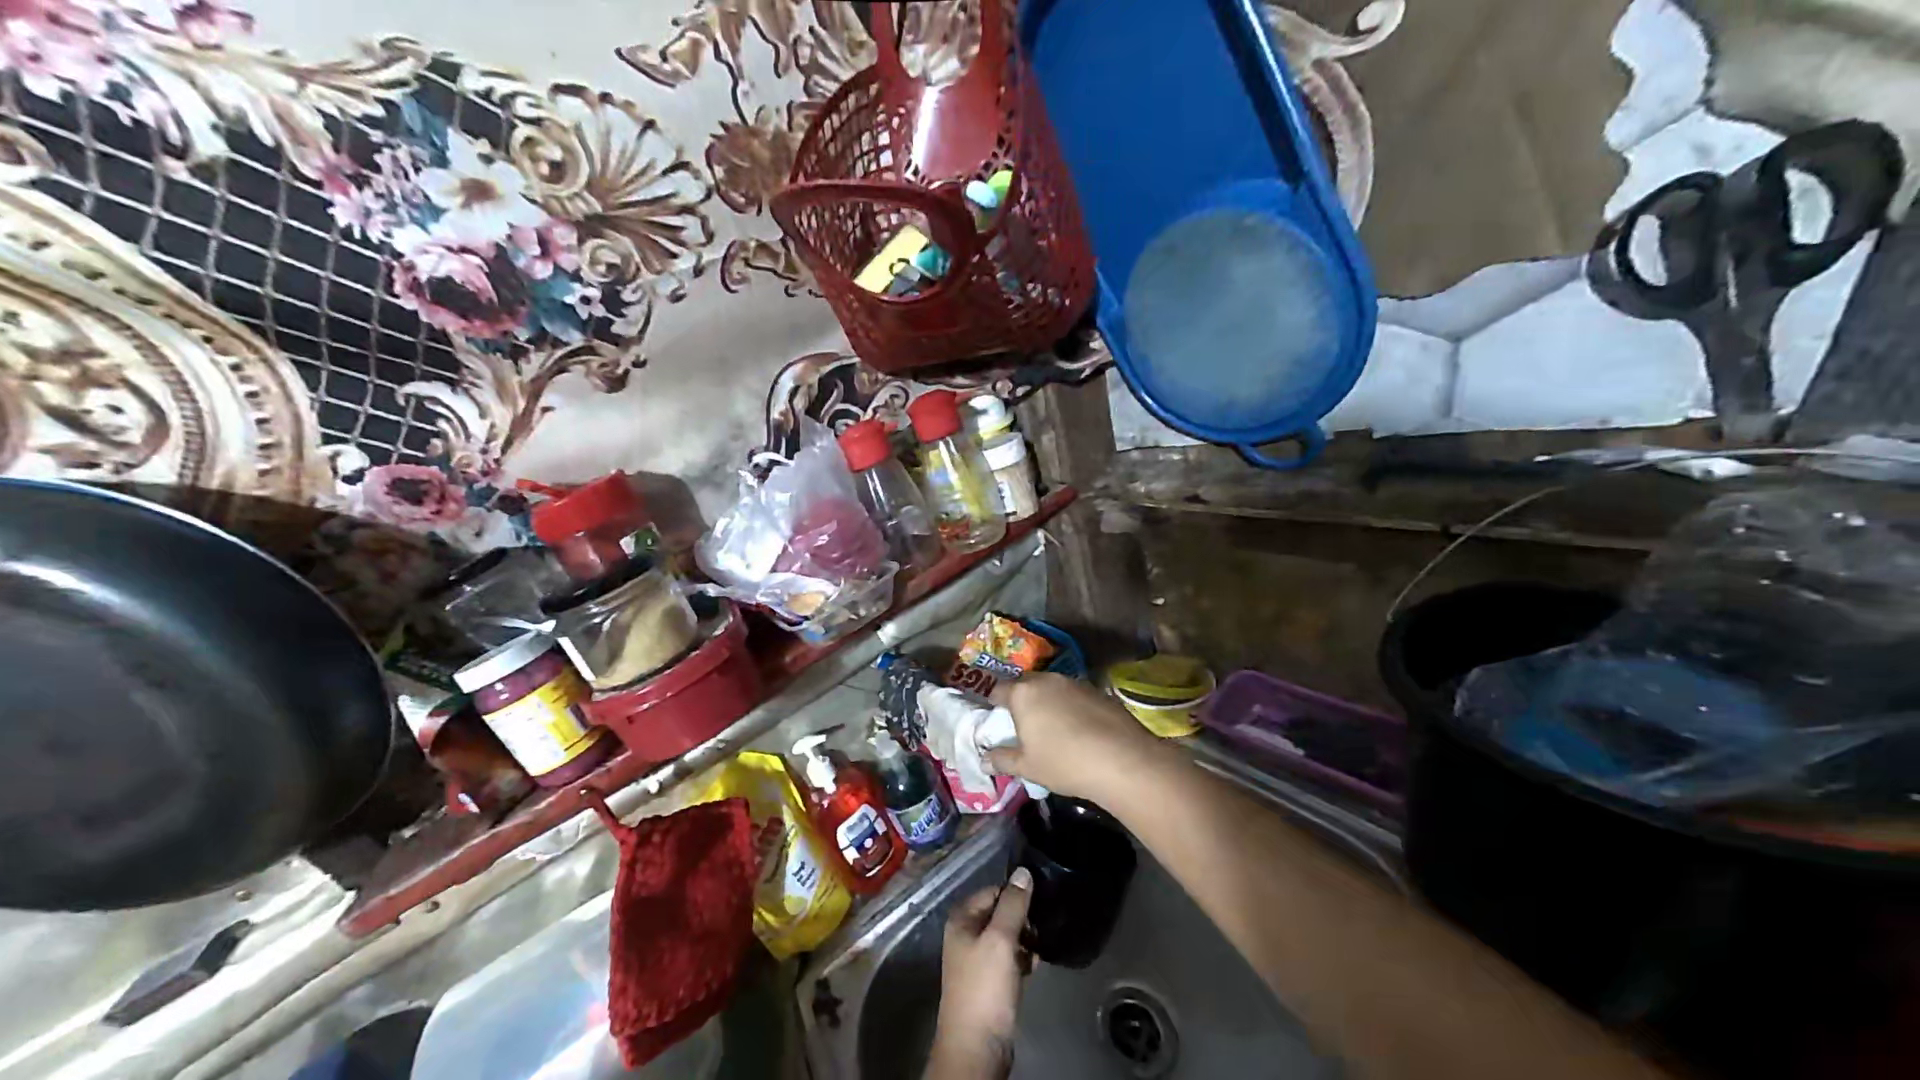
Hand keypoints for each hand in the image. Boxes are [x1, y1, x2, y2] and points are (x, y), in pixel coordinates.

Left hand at [926, 868, 1032, 1079]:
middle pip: (1000, 913)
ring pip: (1007, 937)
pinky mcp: (989, 981)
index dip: (1015, 897)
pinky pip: (1009, 959)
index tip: (1037, 908)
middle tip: (1038, 934)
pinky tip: (1033, 967)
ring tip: (1037, 952)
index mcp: (961, 919)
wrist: (976, 1046)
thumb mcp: (1001, 939)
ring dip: (1024, 941)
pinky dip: (1021, 960)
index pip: (993, 891)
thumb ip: (1013, 904)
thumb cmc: (985, 986)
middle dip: (1022, 921)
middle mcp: (965, 934)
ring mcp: (976, 959)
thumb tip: (1023, 871)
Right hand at [988, 672, 1166, 801]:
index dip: (994, 702)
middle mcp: (1047, 680)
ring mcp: (1075, 683)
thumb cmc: (1064, 762)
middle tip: (1023, 724)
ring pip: (1052, 688)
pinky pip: (1075, 696)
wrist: (1122, 760)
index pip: (999, 689)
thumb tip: (984, 760)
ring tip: (1052, 728)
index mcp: (1024, 693)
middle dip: (1022, 699)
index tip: (995, 717)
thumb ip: (1002, 760)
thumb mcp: (1027, 767)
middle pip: (1026, 684)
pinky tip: (1079, 730)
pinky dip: (1071, 707)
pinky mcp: (1099, 691)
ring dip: (1048, 702)